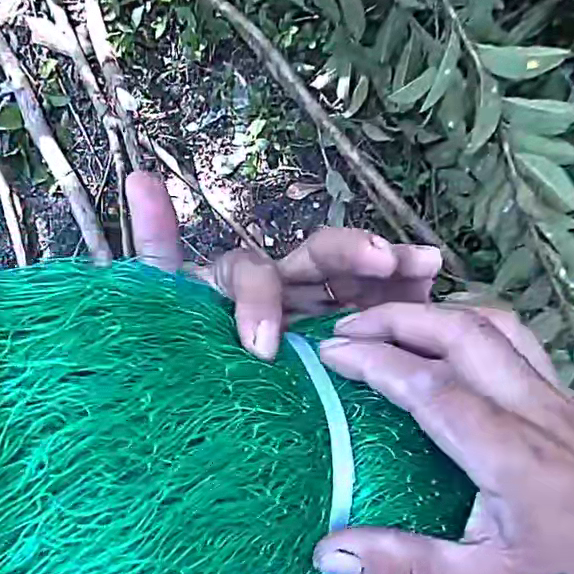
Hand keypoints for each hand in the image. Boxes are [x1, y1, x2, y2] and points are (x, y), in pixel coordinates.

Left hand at [125, 171, 441, 359]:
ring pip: (360, 284)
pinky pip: (380, 319)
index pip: (255, 273)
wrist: (194, 398)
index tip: (261, 347)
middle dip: (353, 253)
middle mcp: (286, 290)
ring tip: (428, 266)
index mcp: (242, 281)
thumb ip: (156, 244)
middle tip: (384, 260)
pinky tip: (435, 301)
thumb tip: (138, 176)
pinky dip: (409, 305)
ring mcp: (320, 315)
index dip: (259, 301)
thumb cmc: (179, 343)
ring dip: (395, 269)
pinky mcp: (346, 341)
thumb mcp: (160, 298)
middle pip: (323, 258)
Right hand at [311, 302, 573, 573]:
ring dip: (437, 315)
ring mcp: (568, 405)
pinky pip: (517, 344)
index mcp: (521, 462)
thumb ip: (406, 569)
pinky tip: (445, 352)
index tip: (329, 352)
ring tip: (387, 327)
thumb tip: (325, 553)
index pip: (436, 388)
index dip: (376, 361)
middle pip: (468, 334)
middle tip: (346, 327)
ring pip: (499, 327)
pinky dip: (468, 329)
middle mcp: (547, 416)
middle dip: (399, 319)